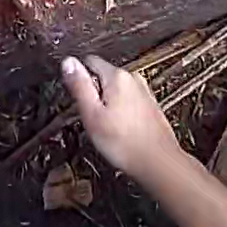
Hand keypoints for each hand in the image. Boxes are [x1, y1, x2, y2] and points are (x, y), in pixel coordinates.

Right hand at [61, 55, 187, 184]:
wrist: (159, 164)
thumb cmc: (125, 143)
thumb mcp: (92, 114)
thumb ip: (79, 85)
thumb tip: (68, 62)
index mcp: (117, 77)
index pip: (89, 61)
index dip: (79, 78)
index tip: (79, 99)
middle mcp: (133, 79)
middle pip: (103, 77)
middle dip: (94, 94)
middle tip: (93, 118)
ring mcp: (144, 92)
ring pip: (116, 91)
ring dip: (108, 105)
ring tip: (108, 128)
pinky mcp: (150, 106)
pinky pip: (128, 102)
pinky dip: (122, 113)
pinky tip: (122, 132)